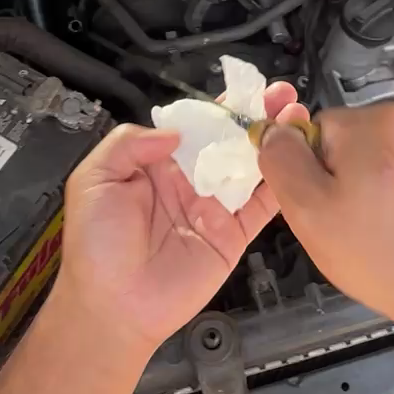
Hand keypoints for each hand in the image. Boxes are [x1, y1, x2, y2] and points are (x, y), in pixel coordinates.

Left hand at [49, 82, 307, 358]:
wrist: (113, 305)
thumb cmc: (96, 245)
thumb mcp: (94, 179)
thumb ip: (129, 144)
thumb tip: (175, 131)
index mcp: (160, 163)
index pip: (199, 125)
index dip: (225, 106)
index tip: (250, 88)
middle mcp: (192, 179)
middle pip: (232, 140)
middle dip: (259, 116)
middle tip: (284, 95)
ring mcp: (216, 206)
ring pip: (252, 166)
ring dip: (276, 141)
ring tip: (299, 116)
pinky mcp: (234, 233)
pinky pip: (262, 205)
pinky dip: (281, 183)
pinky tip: (297, 159)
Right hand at [257, 102, 393, 337]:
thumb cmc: (381, 257)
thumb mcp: (309, 213)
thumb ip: (283, 163)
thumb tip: (275, 132)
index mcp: (372, 123)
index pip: (318, 131)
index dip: (314, 172)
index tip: (328, 209)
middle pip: (356, 141)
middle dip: (348, 176)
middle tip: (355, 225)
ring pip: (389, 157)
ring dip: (382, 185)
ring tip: (389, 232)